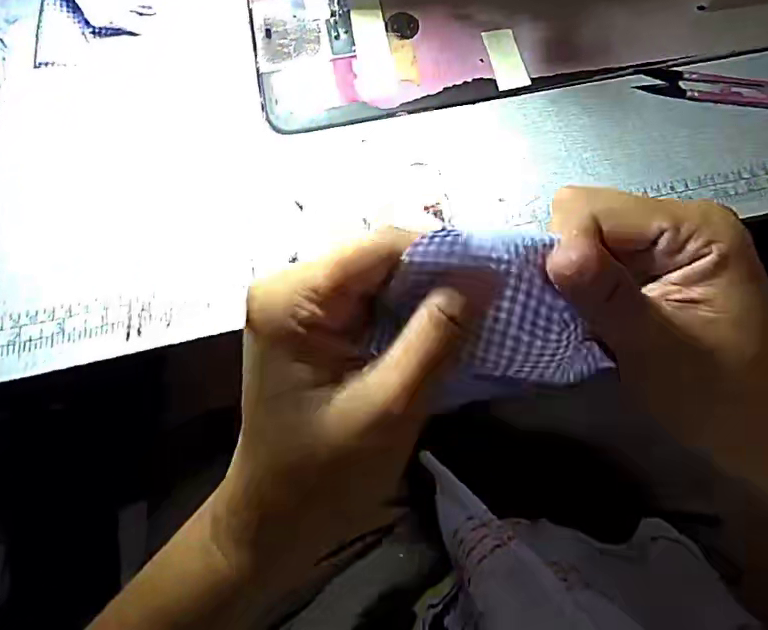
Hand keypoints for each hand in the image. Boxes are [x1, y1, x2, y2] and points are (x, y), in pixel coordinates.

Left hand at [210, 229, 490, 587]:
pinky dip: (404, 307)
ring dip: (422, 289)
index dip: (437, 252)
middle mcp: (287, 285)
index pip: (374, 248)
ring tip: (477, 303)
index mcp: (291, 298)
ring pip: (375, 274)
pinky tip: (440, 321)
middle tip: (492, 290)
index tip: (493, 271)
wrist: (274, 519)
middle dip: (433, 271)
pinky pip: (366, 297)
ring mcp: (296, 301)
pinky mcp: (311, 321)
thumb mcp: (388, 410)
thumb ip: (434, 339)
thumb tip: (482, 277)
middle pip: (373, 256)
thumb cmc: (322, 476)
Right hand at [543, 186, 767, 485]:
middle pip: (582, 212)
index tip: (574, 302)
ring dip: (575, 273)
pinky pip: (593, 250)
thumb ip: (607, 296)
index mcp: (695, 227)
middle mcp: (679, 218)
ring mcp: (666, 237)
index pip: (590, 208)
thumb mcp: (659, 352)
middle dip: (569, 258)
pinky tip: (601, 312)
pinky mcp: (652, 258)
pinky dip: (583, 281)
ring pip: (581, 231)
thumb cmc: (725, 403)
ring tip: (593, 314)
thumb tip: (555, 254)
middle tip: (584, 310)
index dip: (570, 249)